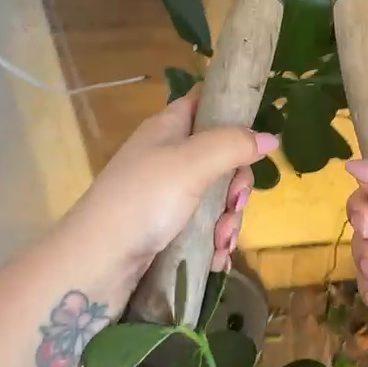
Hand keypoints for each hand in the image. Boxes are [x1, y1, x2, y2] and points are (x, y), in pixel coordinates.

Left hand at [60, 89, 275, 293]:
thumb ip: (234, 145)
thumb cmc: (143, 199)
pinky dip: (215, 241)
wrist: (96, 262)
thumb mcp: (193, 162)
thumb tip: (271, 138)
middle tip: (235, 204)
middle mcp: (168, 157)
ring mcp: (167, 195)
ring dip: (228, 220)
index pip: (205, 103)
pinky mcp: (167, 228)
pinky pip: (205, 227)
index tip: (256, 140)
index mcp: (169, 129)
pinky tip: (217, 257)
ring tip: (222, 242)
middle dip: (236, 186)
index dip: (232, 114)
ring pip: (217, 197)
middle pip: (222, 157)